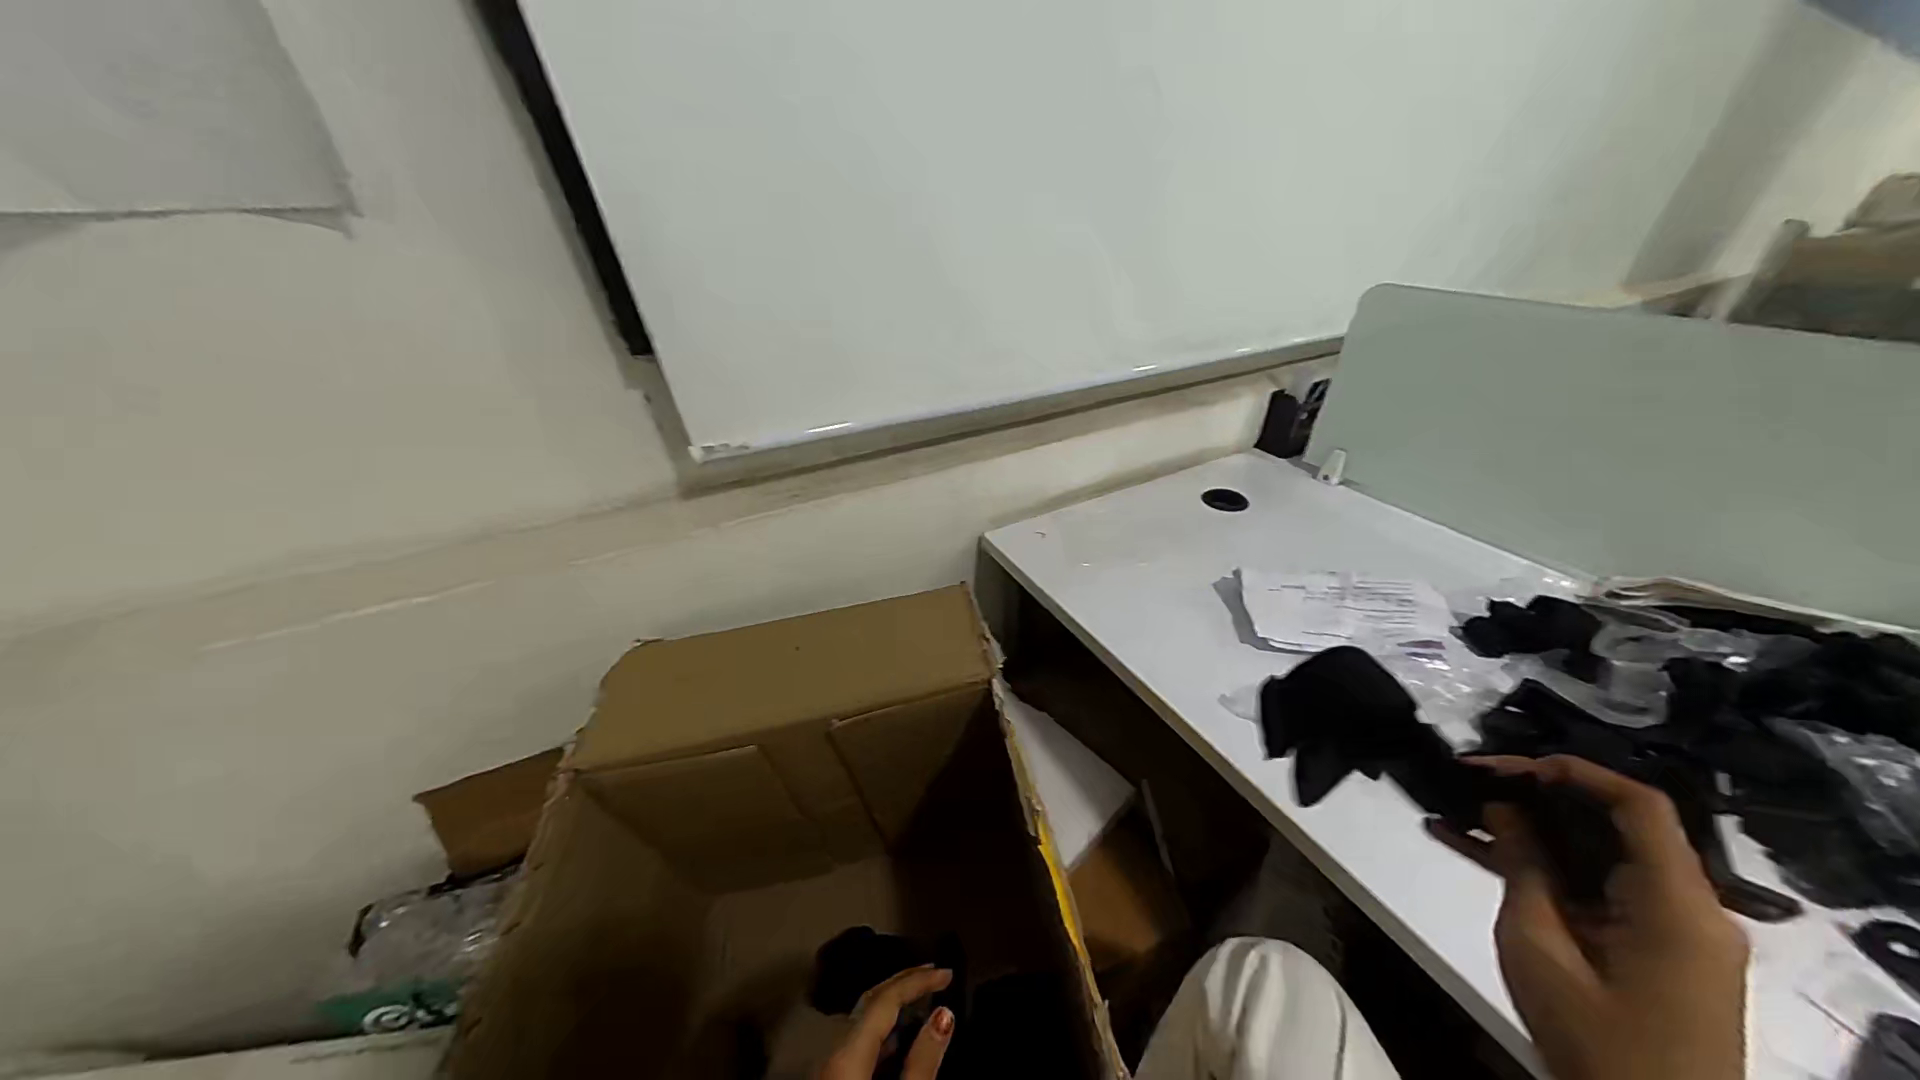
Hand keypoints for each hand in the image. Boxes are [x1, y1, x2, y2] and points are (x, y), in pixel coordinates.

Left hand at [816, 965, 955, 1079]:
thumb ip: (922, 1061)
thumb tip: (943, 1014)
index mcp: (847, 1051)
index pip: (886, 997)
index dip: (919, 979)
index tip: (947, 972)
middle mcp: (830, 1051)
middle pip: (870, 1001)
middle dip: (904, 983)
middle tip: (934, 973)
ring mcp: (825, 1067)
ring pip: (862, 1021)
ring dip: (892, 1005)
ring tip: (921, 998)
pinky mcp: (827, 1079)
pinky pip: (856, 1043)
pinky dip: (880, 1031)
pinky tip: (896, 1041)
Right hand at [1427, 755, 1748, 1079]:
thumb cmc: (1595, 1039)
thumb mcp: (1539, 948)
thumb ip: (1524, 870)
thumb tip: (1505, 807)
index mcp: (1676, 905)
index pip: (1640, 806)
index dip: (1573, 771)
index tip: (1506, 764)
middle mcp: (1687, 907)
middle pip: (1616, 824)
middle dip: (1538, 794)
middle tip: (1470, 778)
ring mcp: (1669, 927)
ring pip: (1597, 852)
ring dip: (1531, 829)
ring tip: (1460, 807)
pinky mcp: (1650, 943)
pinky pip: (1594, 885)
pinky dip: (1542, 865)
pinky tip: (1472, 845)